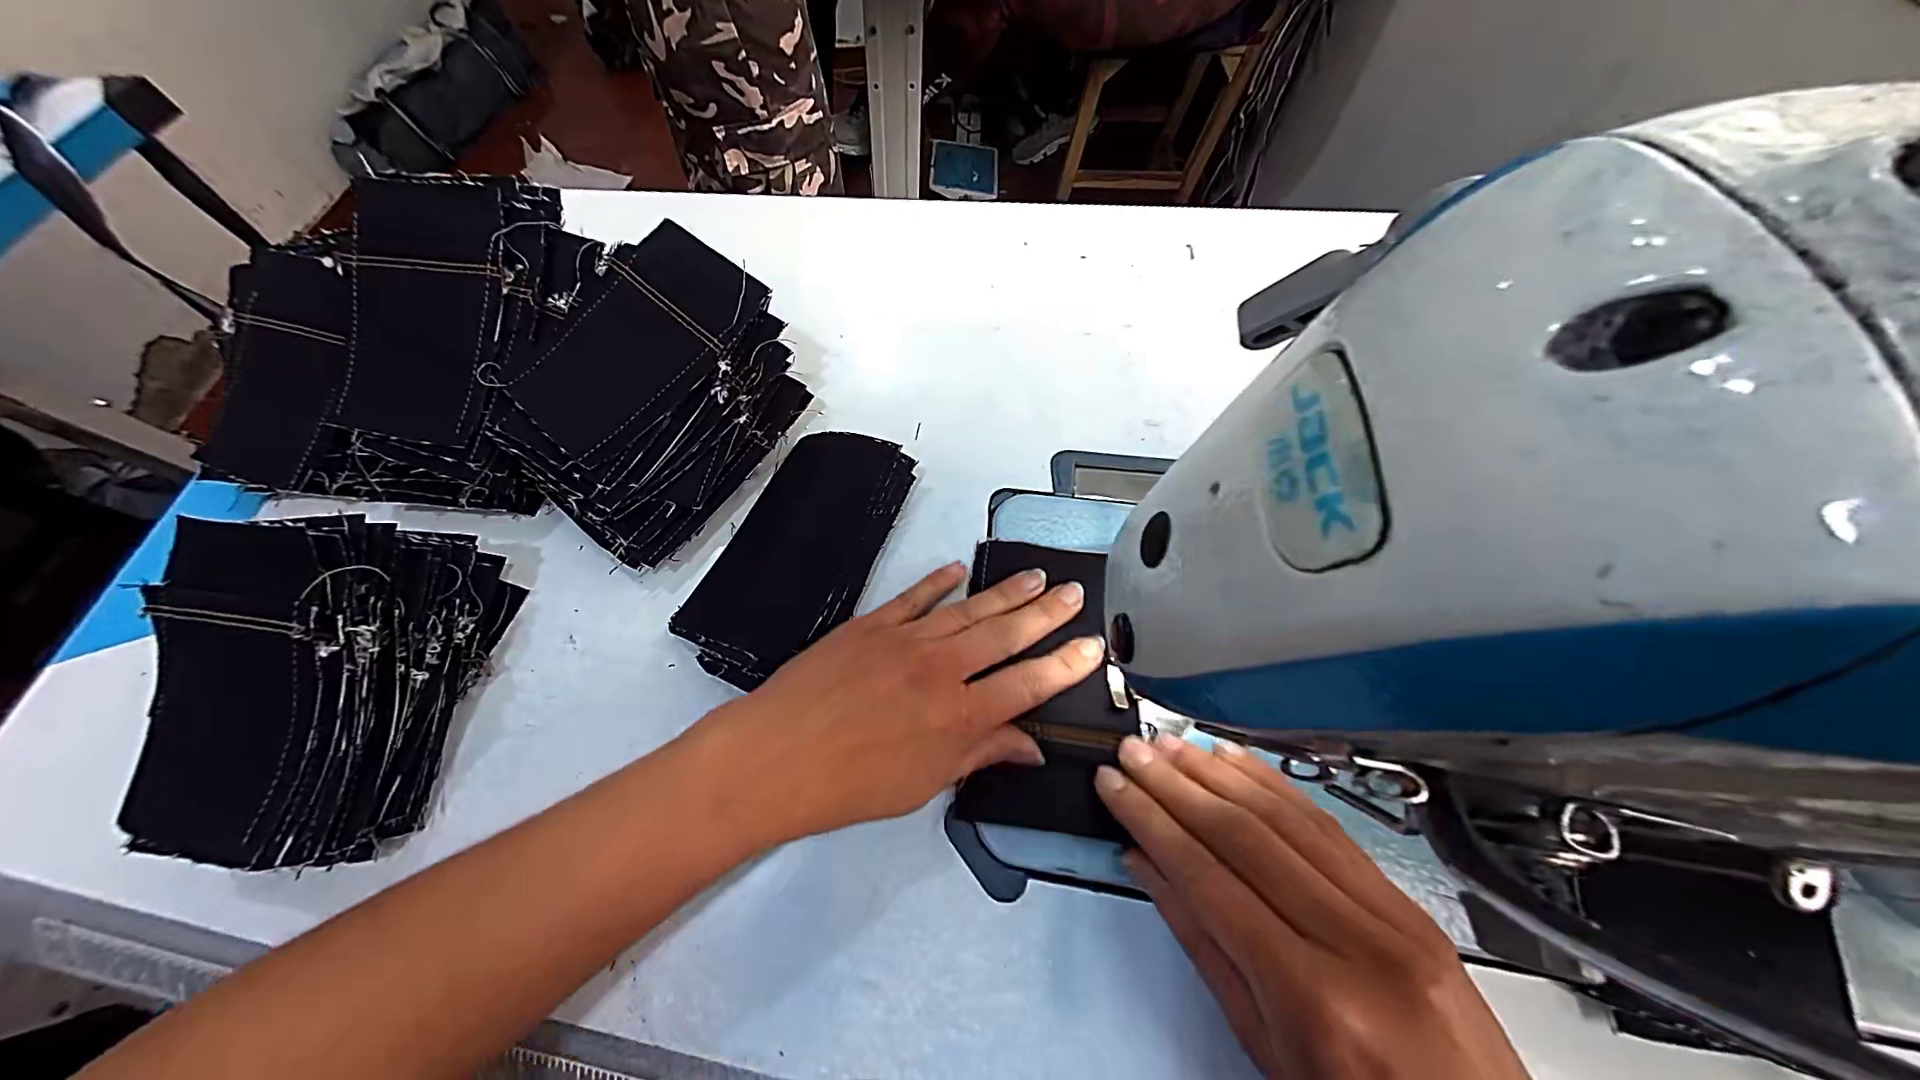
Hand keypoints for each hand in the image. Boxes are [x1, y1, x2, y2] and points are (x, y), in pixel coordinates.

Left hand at [693, 561, 1104, 844]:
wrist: (777, 756)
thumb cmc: (852, 784)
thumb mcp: (924, 784)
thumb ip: (980, 757)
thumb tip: (1029, 747)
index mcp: (959, 716)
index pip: (1028, 684)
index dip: (1065, 665)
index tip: (1093, 647)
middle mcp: (942, 670)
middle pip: (1006, 634)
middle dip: (1046, 613)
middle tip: (1074, 593)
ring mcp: (906, 640)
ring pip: (968, 610)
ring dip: (1005, 592)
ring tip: (1036, 577)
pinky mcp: (872, 624)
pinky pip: (914, 597)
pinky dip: (938, 581)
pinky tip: (958, 569)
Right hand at [1096, 735, 1530, 1079]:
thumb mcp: (1266, 1048)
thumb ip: (1204, 947)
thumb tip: (1149, 866)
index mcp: (1314, 997)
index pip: (1208, 879)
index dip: (1151, 822)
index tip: (1116, 788)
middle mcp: (1359, 944)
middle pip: (1244, 836)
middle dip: (1175, 785)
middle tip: (1133, 752)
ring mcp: (1394, 918)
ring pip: (1286, 819)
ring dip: (1218, 774)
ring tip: (1172, 746)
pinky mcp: (1411, 905)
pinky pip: (1331, 828)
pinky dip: (1274, 786)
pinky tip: (1237, 761)